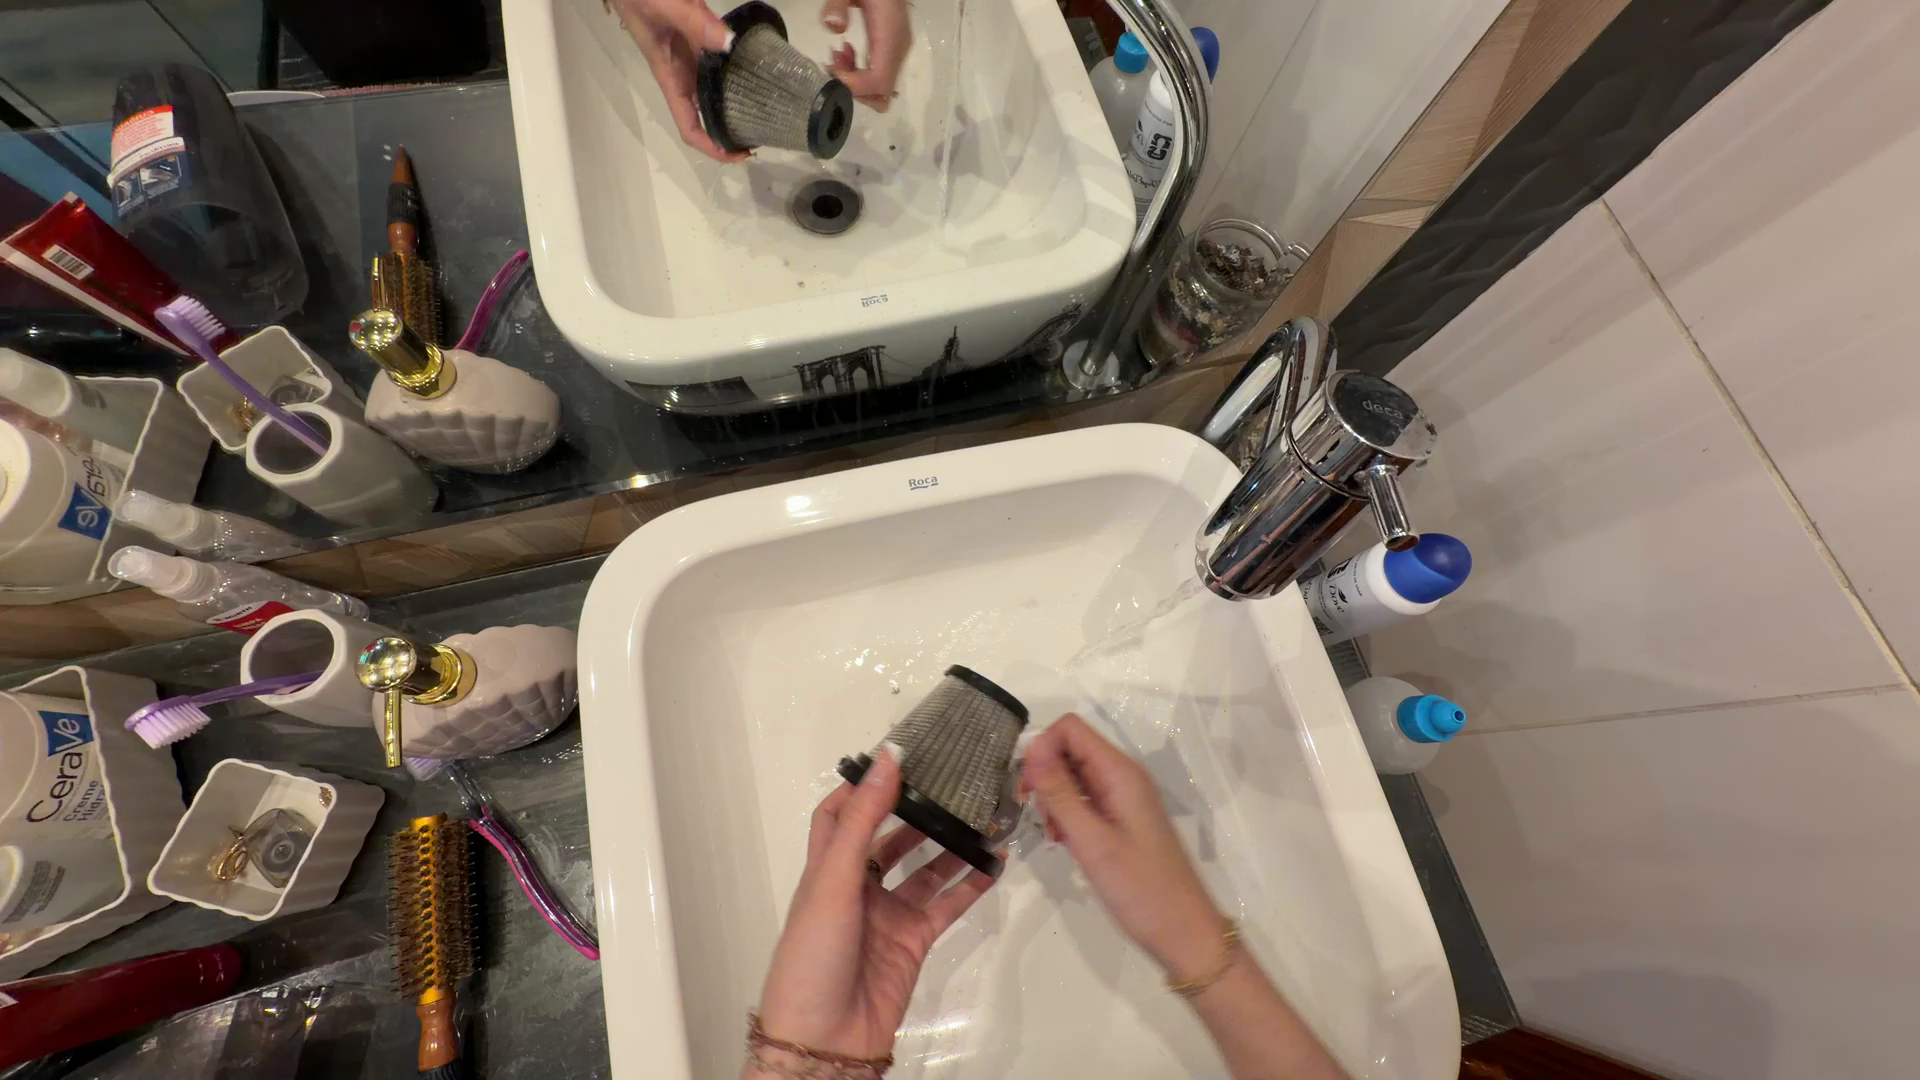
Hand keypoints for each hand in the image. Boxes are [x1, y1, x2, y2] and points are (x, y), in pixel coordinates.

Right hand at [612, 0, 749, 160]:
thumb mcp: (661, 4)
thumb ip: (691, 21)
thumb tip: (728, 43)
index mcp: (670, 78)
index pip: (690, 128)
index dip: (714, 148)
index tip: (741, 153)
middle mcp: (684, 74)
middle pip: (709, 117)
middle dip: (733, 131)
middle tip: (763, 133)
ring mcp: (693, 57)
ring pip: (719, 91)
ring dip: (740, 103)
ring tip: (767, 108)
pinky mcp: (701, 39)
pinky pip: (723, 61)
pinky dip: (740, 68)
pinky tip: (758, 69)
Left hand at [753, 744, 996, 1064]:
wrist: (826, 1043)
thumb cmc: (814, 953)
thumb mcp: (834, 879)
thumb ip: (865, 819)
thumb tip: (889, 758)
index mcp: (829, 866)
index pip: (840, 814)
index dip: (862, 787)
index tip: (896, 759)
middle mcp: (859, 884)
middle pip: (890, 837)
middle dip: (918, 811)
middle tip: (951, 782)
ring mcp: (889, 913)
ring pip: (925, 868)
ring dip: (950, 844)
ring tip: (981, 816)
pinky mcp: (914, 940)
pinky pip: (946, 905)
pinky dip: (970, 884)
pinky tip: (993, 863)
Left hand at [823, 0, 912, 111]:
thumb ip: (838, 2)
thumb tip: (833, 26)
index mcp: (890, 34)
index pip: (879, 81)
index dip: (856, 86)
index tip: (833, 70)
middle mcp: (898, 49)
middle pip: (882, 95)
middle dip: (855, 89)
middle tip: (834, 64)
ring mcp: (898, 51)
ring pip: (882, 91)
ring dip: (856, 83)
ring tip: (838, 58)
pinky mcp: (893, 50)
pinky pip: (880, 77)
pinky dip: (861, 75)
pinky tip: (846, 54)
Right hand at [1021, 714, 1226, 981]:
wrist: (1183, 934)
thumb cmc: (1140, 887)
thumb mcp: (1092, 841)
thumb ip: (1060, 793)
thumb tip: (1032, 750)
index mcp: (1120, 772)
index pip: (1070, 729)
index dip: (1042, 747)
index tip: (1028, 785)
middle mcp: (1122, 776)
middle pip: (1070, 749)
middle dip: (1044, 772)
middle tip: (1032, 810)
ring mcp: (1122, 797)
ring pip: (1073, 775)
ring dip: (1053, 796)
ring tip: (1050, 832)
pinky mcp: (1120, 818)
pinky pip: (1084, 799)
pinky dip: (1066, 813)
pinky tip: (1061, 841)